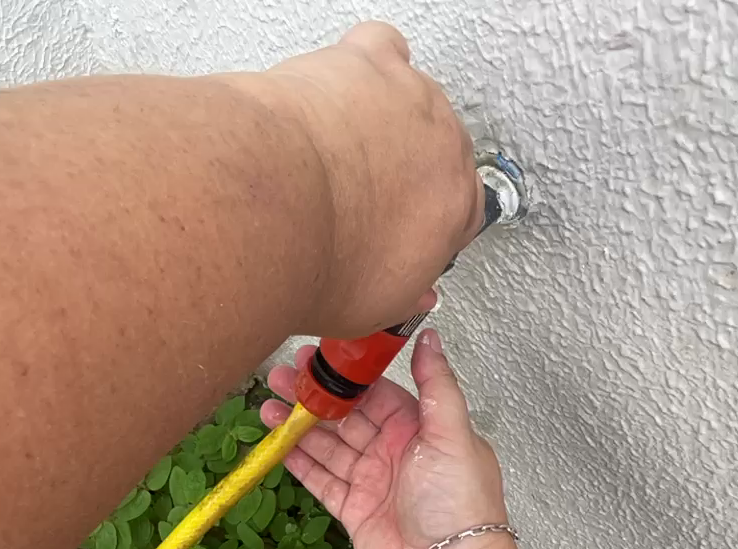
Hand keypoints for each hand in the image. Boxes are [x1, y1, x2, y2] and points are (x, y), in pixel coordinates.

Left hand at [236, 23, 486, 335]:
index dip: (433, 223)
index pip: (464, 211)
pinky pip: (382, 51)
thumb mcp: (372, 308)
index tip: (408, 232)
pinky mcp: (368, 63)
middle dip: (406, 174)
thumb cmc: (317, 263)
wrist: (273, 216)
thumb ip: (405, 291)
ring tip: (340, 153)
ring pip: (410, 104)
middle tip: (366, 197)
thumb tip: (414, 291)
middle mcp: (443, 148)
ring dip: (382, 125)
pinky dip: (366, 69)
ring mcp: (409, 100)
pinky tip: (347, 91)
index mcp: (452, 209)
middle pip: (439, 153)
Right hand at [260, 328, 512, 548]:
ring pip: (327, 447)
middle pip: (344, 417)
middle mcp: (392, 450)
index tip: (313, 357)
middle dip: (311, 398)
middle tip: (278, 380)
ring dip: (298, 428)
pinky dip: (299, 464)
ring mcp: (370, 480)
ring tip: (267, 409)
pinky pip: (321, 481)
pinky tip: (277, 446)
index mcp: (417, 427)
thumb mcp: (452, 434)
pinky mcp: (353, 509)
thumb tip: (430, 337)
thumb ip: (437, 385)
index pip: (373, 393)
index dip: (342, 377)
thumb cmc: (458, 501)